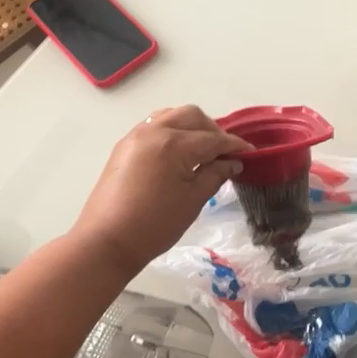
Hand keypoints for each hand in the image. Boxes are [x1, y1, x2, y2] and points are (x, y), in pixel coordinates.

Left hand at [73, 106, 249, 274]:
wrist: (106, 242)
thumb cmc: (155, 225)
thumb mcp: (193, 200)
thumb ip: (215, 175)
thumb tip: (232, 162)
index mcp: (174, 144)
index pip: (213, 139)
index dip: (234, 146)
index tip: (250, 152)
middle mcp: (154, 131)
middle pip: (192, 116)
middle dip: (212, 130)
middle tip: (224, 152)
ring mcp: (136, 136)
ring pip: (171, 115)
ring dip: (191, 126)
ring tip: (202, 148)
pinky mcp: (124, 146)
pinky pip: (154, 125)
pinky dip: (171, 130)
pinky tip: (178, 151)